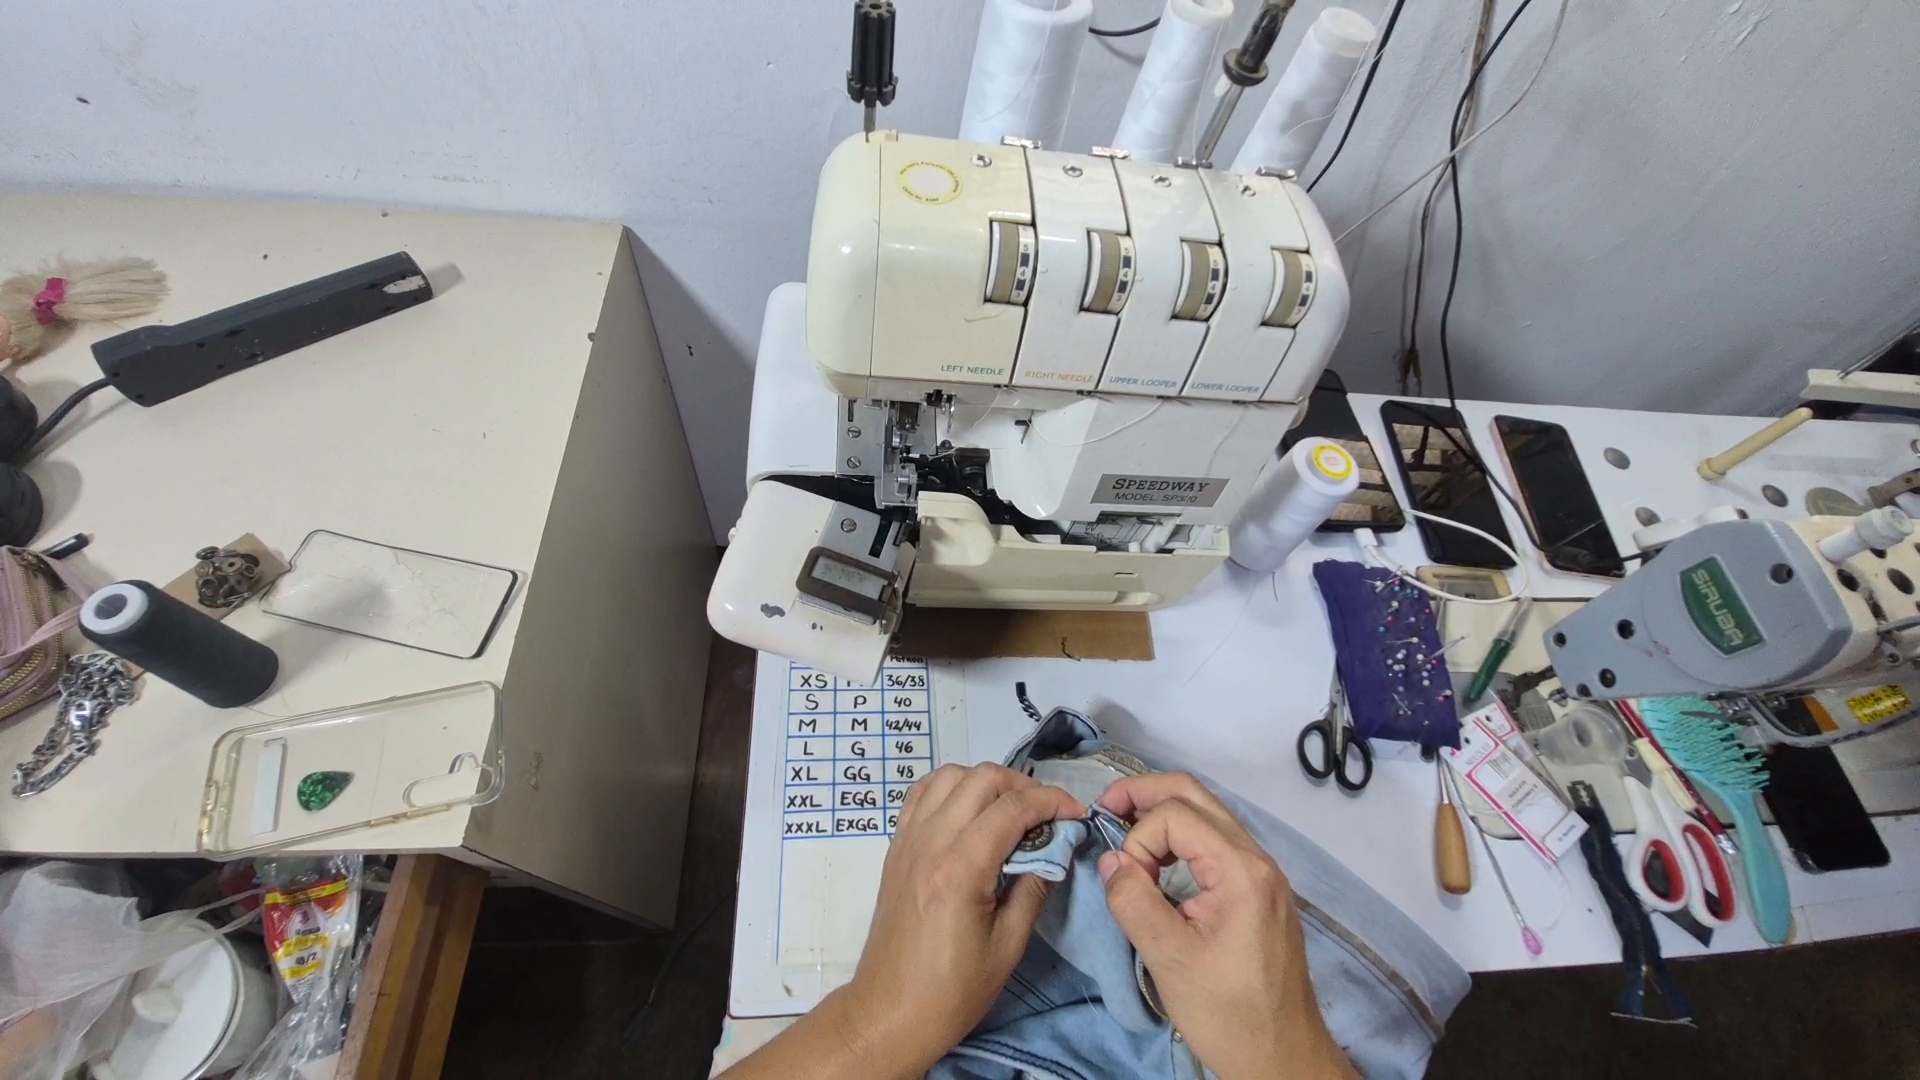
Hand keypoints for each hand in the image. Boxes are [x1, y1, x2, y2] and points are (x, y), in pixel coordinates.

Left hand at [832, 763, 1082, 1076]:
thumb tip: (1056, 849)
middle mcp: (931, 840)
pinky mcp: (896, 843)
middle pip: (982, 778)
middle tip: (1047, 814)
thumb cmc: (952, 991)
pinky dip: (951, 787)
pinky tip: (969, 810)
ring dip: (986, 782)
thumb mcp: (1007, 946)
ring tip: (1009, 810)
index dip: (1052, 802)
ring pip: (950, 775)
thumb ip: (1034, 888)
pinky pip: (923, 792)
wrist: (888, 1012)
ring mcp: (908, 838)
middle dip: (1023, 786)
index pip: (1013, 808)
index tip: (1076, 814)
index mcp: (960, 867)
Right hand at [1098, 773, 1356, 1079]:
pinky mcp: (1256, 887)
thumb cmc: (1229, 1015)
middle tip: (1106, 808)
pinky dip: (1178, 836)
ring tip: (1124, 831)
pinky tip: (1156, 859)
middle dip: (1144, 794)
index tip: (1126, 881)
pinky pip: (1213, 838)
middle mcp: (1256, 858)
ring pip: (1205, 810)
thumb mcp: (1169, 960)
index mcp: (1241, 871)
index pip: (1175, 816)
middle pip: (1193, 793)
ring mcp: (1260, 871)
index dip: (1138, 838)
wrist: (1285, 1062)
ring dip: (1160, 812)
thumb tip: (1110, 860)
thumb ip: (1133, 901)